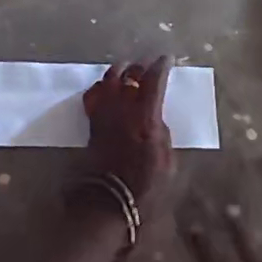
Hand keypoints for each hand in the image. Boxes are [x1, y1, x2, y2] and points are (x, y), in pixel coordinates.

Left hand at [81, 57, 176, 214]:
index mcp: (147, 117)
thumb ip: (163, 133)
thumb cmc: (145, 186)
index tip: (168, 59)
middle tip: (148, 64)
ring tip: (125, 67)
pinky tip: (104, 86)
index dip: (162, 66)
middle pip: (130, 75)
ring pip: (109, 80)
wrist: (110, 201)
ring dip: (119, 70)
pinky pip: (93, 96)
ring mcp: (105, 115)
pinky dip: (99, 87)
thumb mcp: (167, 160)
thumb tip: (156, 118)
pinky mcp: (92, 124)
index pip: (154, 80)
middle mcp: (124, 109)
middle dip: (141, 66)